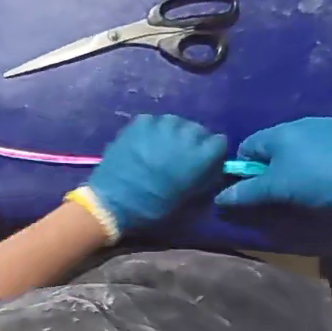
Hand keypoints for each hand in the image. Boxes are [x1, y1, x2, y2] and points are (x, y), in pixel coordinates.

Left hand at [81, 115, 227, 236]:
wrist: (113, 202)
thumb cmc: (154, 208)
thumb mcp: (191, 202)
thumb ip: (206, 181)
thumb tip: (211, 171)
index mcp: (203, 153)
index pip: (218, 142)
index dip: (210, 154)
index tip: (201, 164)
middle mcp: (186, 132)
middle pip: (197, 130)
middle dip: (190, 142)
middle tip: (177, 158)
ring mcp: (161, 123)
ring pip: (174, 123)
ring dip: (171, 135)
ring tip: (159, 150)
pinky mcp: (139, 122)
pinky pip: (152, 123)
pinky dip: (151, 132)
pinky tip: (142, 145)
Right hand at [213, 117, 331, 231]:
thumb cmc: (315, 182)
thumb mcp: (276, 191)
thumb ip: (245, 193)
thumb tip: (219, 198)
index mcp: (278, 132)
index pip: (248, 146)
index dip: (247, 167)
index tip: (257, 185)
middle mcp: (300, 122)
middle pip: (276, 142)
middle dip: (275, 162)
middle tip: (284, 185)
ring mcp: (330, 124)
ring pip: (303, 141)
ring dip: (300, 157)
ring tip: (311, 179)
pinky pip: (329, 142)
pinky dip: (325, 154)